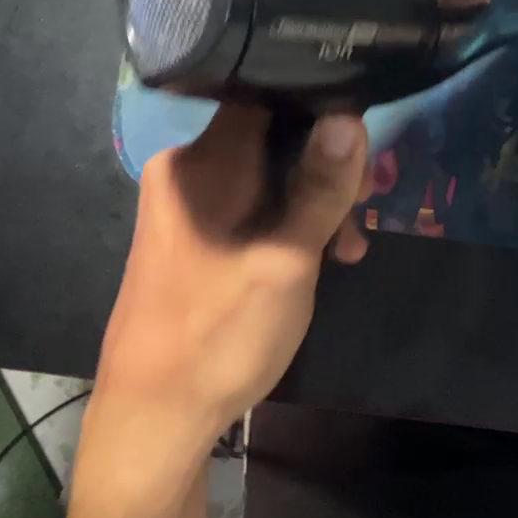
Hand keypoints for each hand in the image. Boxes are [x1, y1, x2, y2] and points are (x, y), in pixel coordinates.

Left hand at [94, 104, 370, 436]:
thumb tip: (350, 115)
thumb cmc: (221, 336)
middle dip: (326, 169)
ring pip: (271, 175)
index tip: (361, 146)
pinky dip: (289, 225)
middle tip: (362, 213)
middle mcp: (188, 169)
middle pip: (275, 136)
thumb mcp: (288, 260)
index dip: (319, 108)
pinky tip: (321, 259)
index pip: (267, 94)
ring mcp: (189, 204)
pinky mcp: (195, 235)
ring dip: (314, 204)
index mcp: (202, 161)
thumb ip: (321, 187)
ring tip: (348, 250)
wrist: (155, 423)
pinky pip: (254, 207)